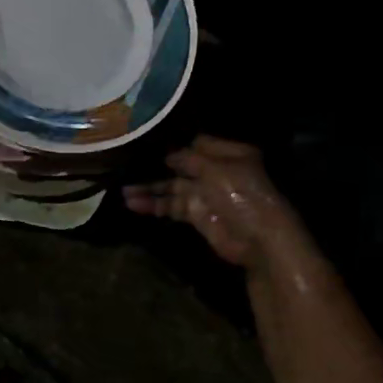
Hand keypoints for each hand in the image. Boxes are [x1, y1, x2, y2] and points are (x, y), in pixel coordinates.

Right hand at [123, 137, 310, 270]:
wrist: (258, 239)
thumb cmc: (242, 194)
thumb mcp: (214, 169)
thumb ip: (187, 159)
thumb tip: (168, 157)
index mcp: (229, 154)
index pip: (198, 143)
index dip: (177, 144)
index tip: (152, 143)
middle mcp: (216, 171)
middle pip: (181, 165)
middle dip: (157, 167)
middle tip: (128, 165)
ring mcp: (206, 194)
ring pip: (171, 188)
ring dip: (149, 189)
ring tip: (123, 191)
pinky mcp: (197, 215)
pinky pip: (171, 206)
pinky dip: (153, 205)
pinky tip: (133, 204)